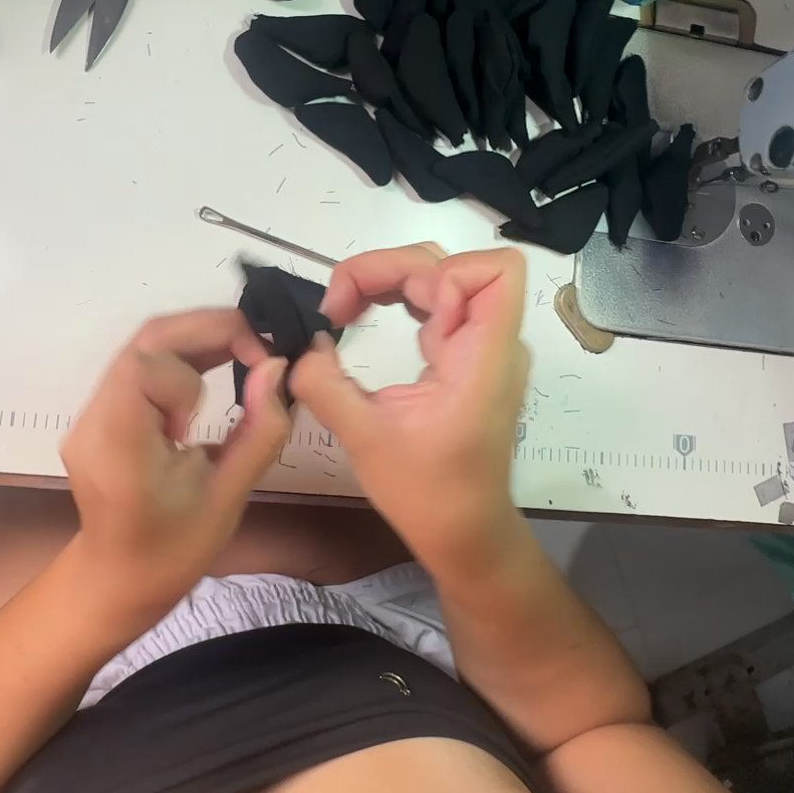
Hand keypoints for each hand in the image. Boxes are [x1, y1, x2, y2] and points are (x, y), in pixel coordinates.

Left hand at [60, 309, 293, 612]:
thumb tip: (278, 365)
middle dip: (209, 328)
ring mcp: (91, 410)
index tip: (226, 396)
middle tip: (259, 344)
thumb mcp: (229, 498)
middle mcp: (94, 418)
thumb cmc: (174, 551)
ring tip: (246, 350)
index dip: (194, 365)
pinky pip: (143, 363)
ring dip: (199, 337)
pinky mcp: (101, 408)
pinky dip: (185, 353)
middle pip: (146, 340)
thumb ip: (259, 431)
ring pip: (144, 344)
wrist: (117, 579)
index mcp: (119, 446)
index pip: (144, 366)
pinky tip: (219, 363)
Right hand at [290, 246, 530, 569]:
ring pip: (438, 273)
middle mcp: (490, 340)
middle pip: (447, 263)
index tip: (397, 316)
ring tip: (343, 308)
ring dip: (386, 279)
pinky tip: (364, 315)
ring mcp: (478, 343)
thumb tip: (301, 345)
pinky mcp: (464, 351)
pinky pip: (434, 299)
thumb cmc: (424, 492)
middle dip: (386, 269)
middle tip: (336, 306)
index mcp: (482, 357)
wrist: (462, 530)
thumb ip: (325, 384)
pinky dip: (397, 296)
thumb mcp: (364, 438)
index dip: (439, 276)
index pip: (492, 272)